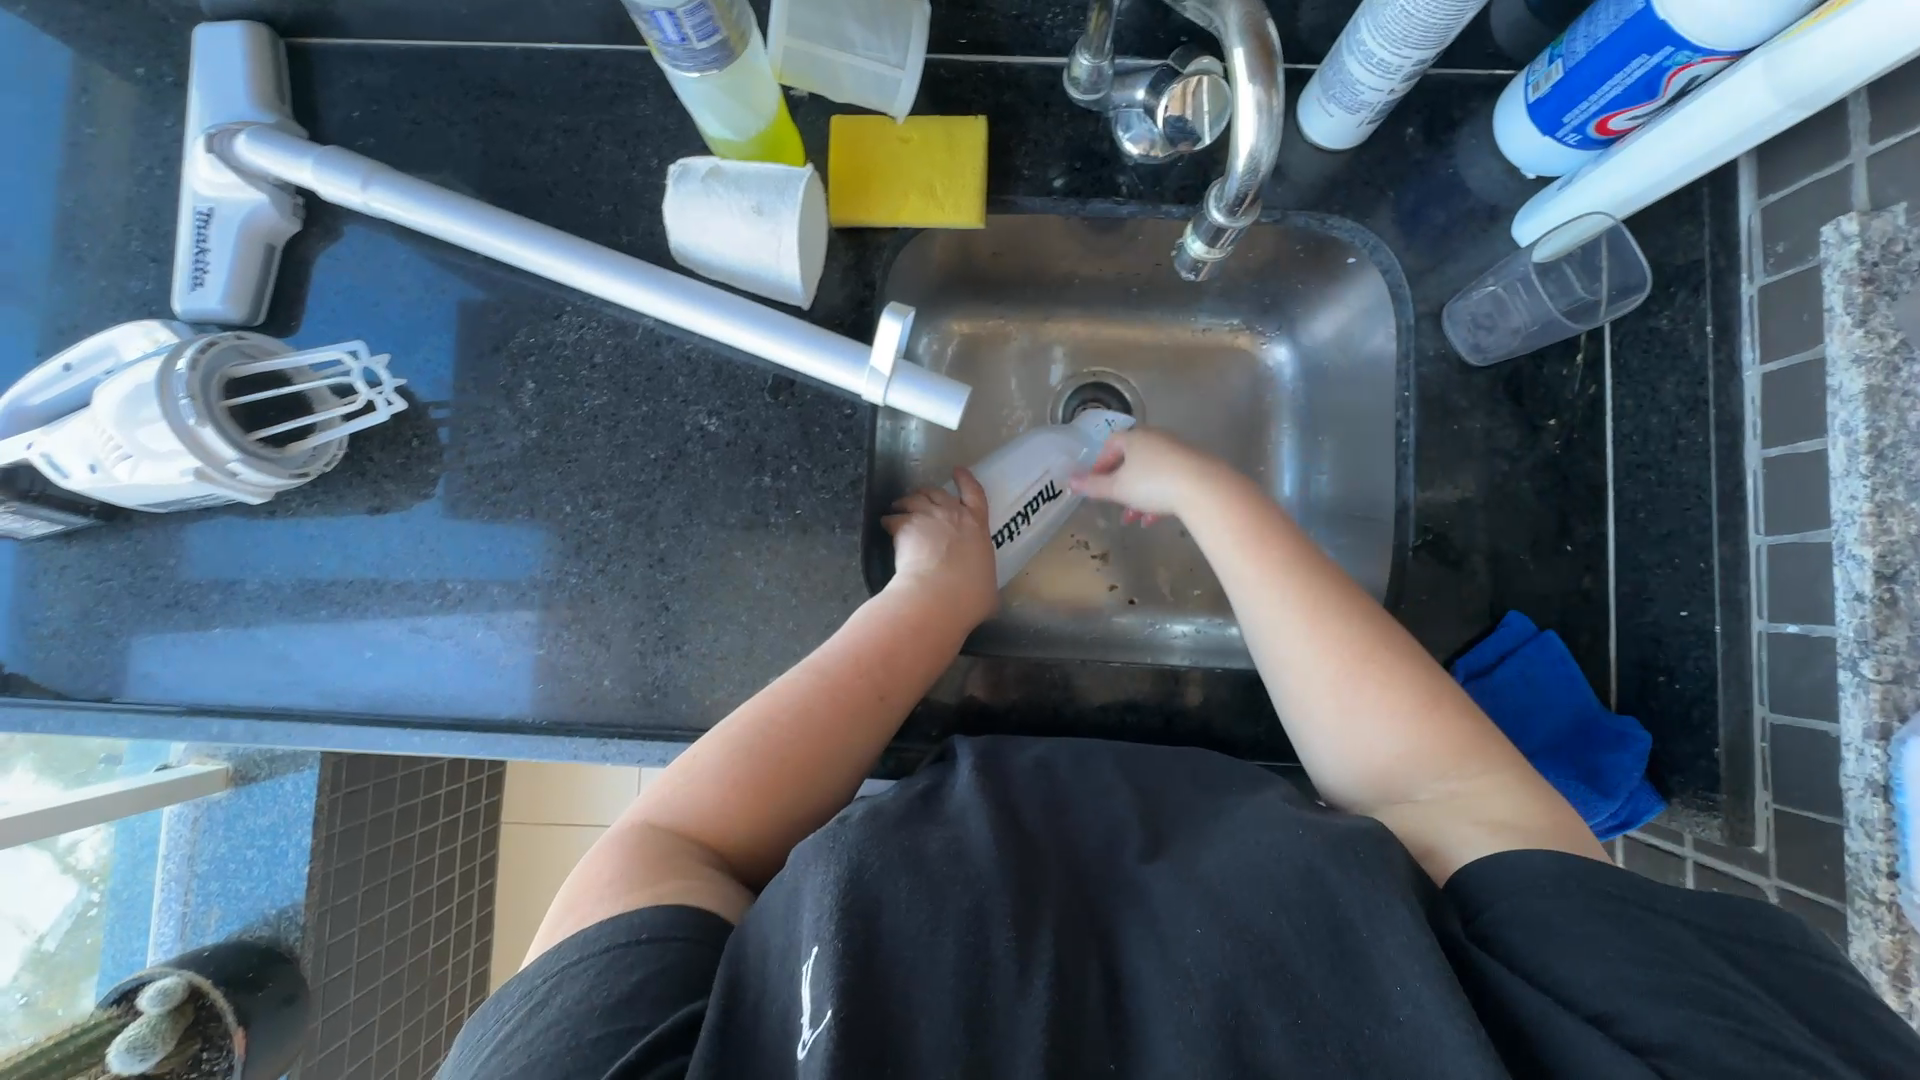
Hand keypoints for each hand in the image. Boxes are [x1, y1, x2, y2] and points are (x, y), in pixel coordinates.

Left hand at [882, 467, 998, 624]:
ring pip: (913, 499)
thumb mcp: (988, 588)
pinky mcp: (905, 526)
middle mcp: (952, 515)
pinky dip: (888, 521)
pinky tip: (885, 526)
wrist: (940, 594)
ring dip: (904, 502)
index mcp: (977, 526)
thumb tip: (984, 594)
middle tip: (919, 497)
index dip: (966, 480)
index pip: (974, 494)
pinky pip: (893, 518)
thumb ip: (984, 582)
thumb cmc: (970, 595)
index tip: (958, 471)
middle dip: (928, 492)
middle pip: (938, 492)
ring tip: (897, 507)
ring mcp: (927, 517)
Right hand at [1070, 428, 1230, 524]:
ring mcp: (1178, 452)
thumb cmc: (1152, 483)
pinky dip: (1158, 497)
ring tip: (1133, 519)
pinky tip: (1153, 520)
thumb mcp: (1117, 488)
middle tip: (1113, 504)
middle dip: (1120, 485)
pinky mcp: (1195, 467)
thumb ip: (1092, 486)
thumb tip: (1069, 481)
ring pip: (1150, 474)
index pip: (1111, 444)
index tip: (1095, 483)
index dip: (1100, 464)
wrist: (1204, 488)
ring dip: (1138, 496)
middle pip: (1132, 460)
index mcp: (1135, 438)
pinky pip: (1169, 480)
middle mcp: (1157, 439)